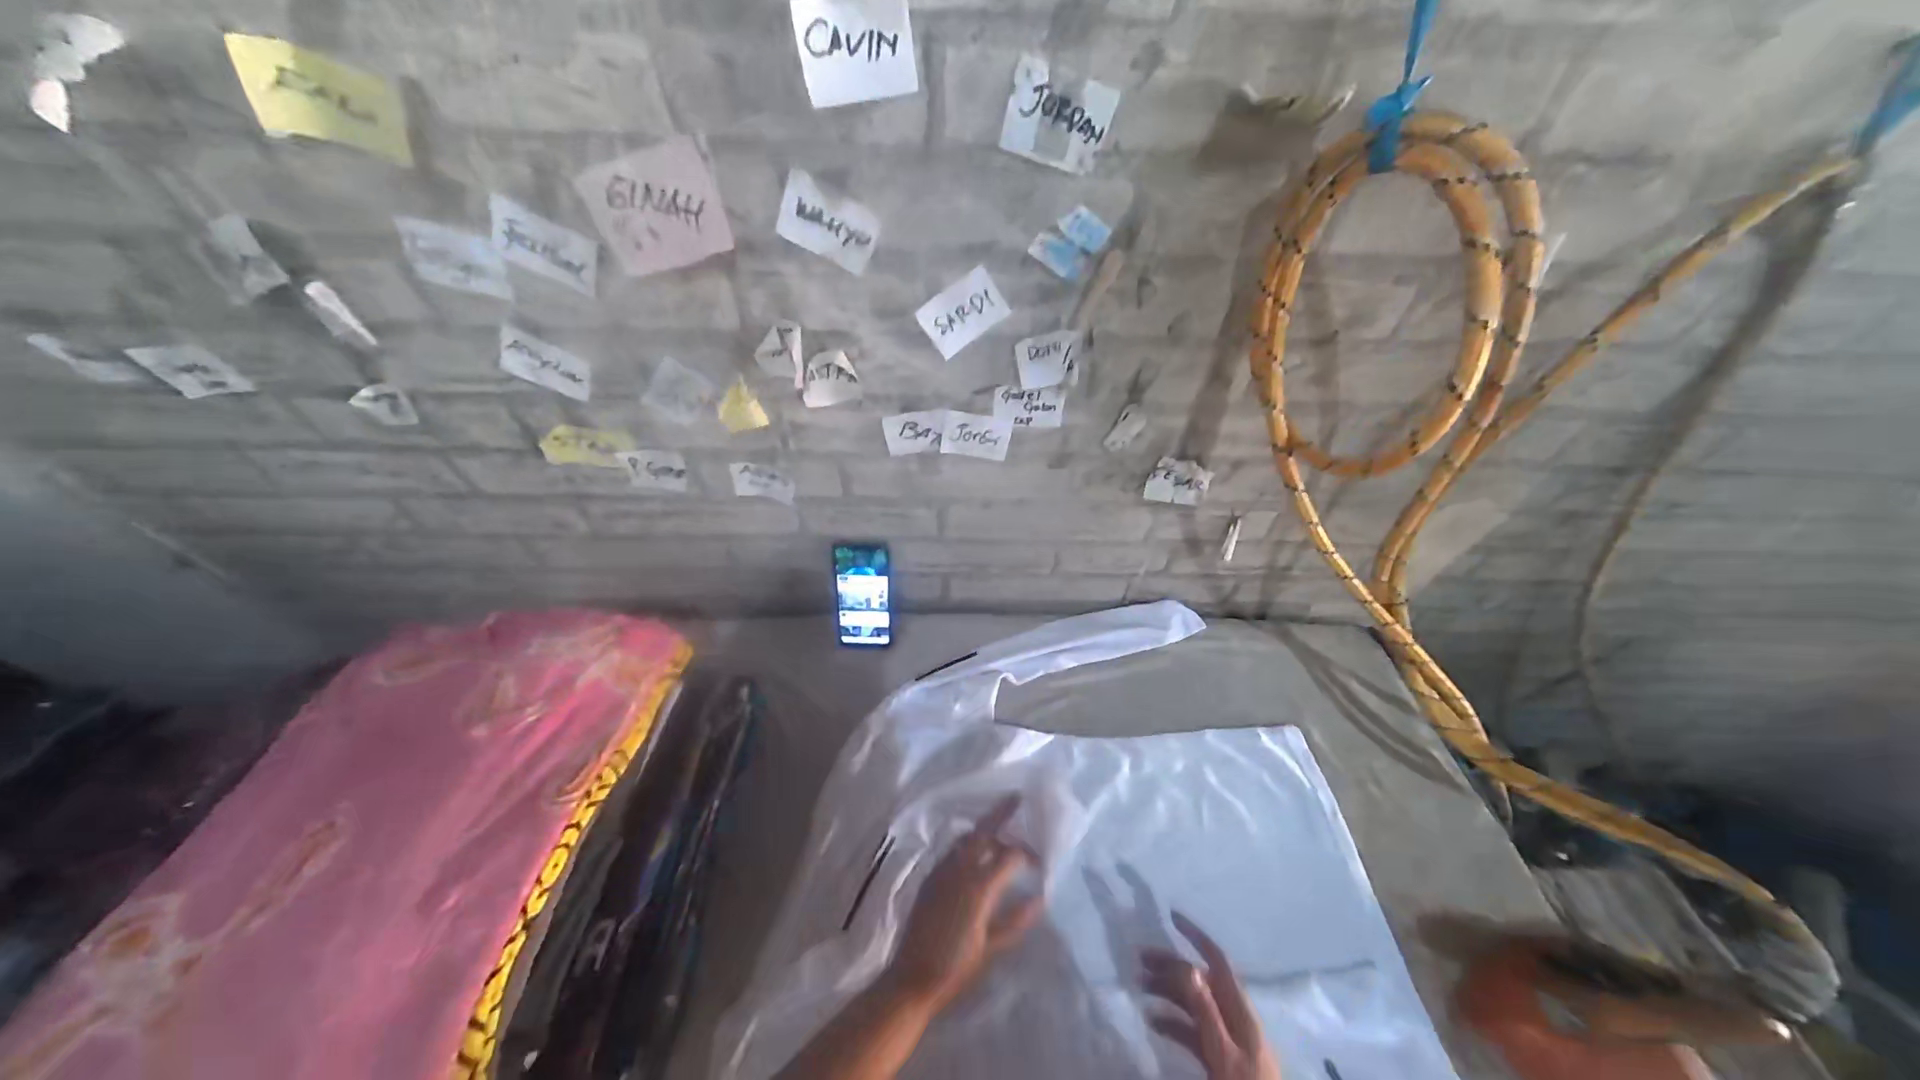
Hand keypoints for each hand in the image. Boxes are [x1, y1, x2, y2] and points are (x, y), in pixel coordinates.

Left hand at [885, 795, 1043, 1011]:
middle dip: (1001, 812)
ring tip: (999, 828)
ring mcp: (941, 871)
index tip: (1039, 861)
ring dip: (983, 829)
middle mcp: (959, 870)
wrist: (911, 978)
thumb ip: (1016, 919)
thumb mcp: (992, 946)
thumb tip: (1040, 897)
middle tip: (1016, 798)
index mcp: (979, 886)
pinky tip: (975, 852)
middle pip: (983, 831)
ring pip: (965, 839)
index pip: (1009, 855)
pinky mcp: (929, 878)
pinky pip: (952, 851)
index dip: (1027, 854)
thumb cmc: (956, 967)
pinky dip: (967, 844)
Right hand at [1143, 913, 1280, 1079]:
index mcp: (1239, 1010)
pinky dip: (1173, 1023)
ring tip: (1139, 987)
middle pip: (1200, 980)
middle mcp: (1233, 1016)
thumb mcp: (1224, 1054)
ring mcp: (1227, 1037)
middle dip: (1171, 965)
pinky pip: (1193, 1030)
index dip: (1196, 936)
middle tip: (1139, 960)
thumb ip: (1206, 1012)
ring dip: (1168, 992)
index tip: (1171, 917)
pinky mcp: (1220, 1057)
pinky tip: (1153, 1023)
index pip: (1217, 961)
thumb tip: (1190, 967)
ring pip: (1194, 1003)